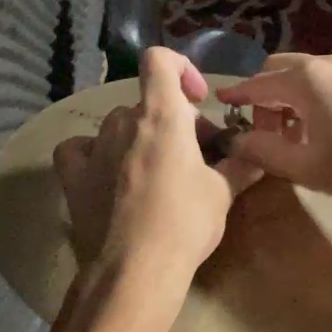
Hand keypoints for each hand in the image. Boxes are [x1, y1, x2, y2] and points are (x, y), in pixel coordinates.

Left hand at [52, 47, 263, 282]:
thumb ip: (240, 166)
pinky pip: (80, 149)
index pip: (159, 61)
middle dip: (174, 123)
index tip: (197, 99)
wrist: (135, 271)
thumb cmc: (185, 223)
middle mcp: (123, 122)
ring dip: (140, 140)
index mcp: (161, 116)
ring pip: (119, 126)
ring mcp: (93, 147)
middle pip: (149, 105)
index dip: (180, 69)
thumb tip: (258, 156)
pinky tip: (107, 173)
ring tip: (157, 174)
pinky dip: (94, 153)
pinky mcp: (73, 176)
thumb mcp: (223, 193)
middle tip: (196, 157)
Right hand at [215, 53, 331, 202]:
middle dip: (264, 97)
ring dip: (290, 100)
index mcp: (304, 80)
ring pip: (306, 76)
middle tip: (261, 132)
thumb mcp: (308, 168)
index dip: (236, 95)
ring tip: (293, 137)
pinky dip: (313, 99)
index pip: (257, 84)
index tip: (220, 101)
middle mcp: (325, 64)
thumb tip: (235, 142)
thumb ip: (264, 153)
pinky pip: (329, 82)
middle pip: (279, 71)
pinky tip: (325, 131)